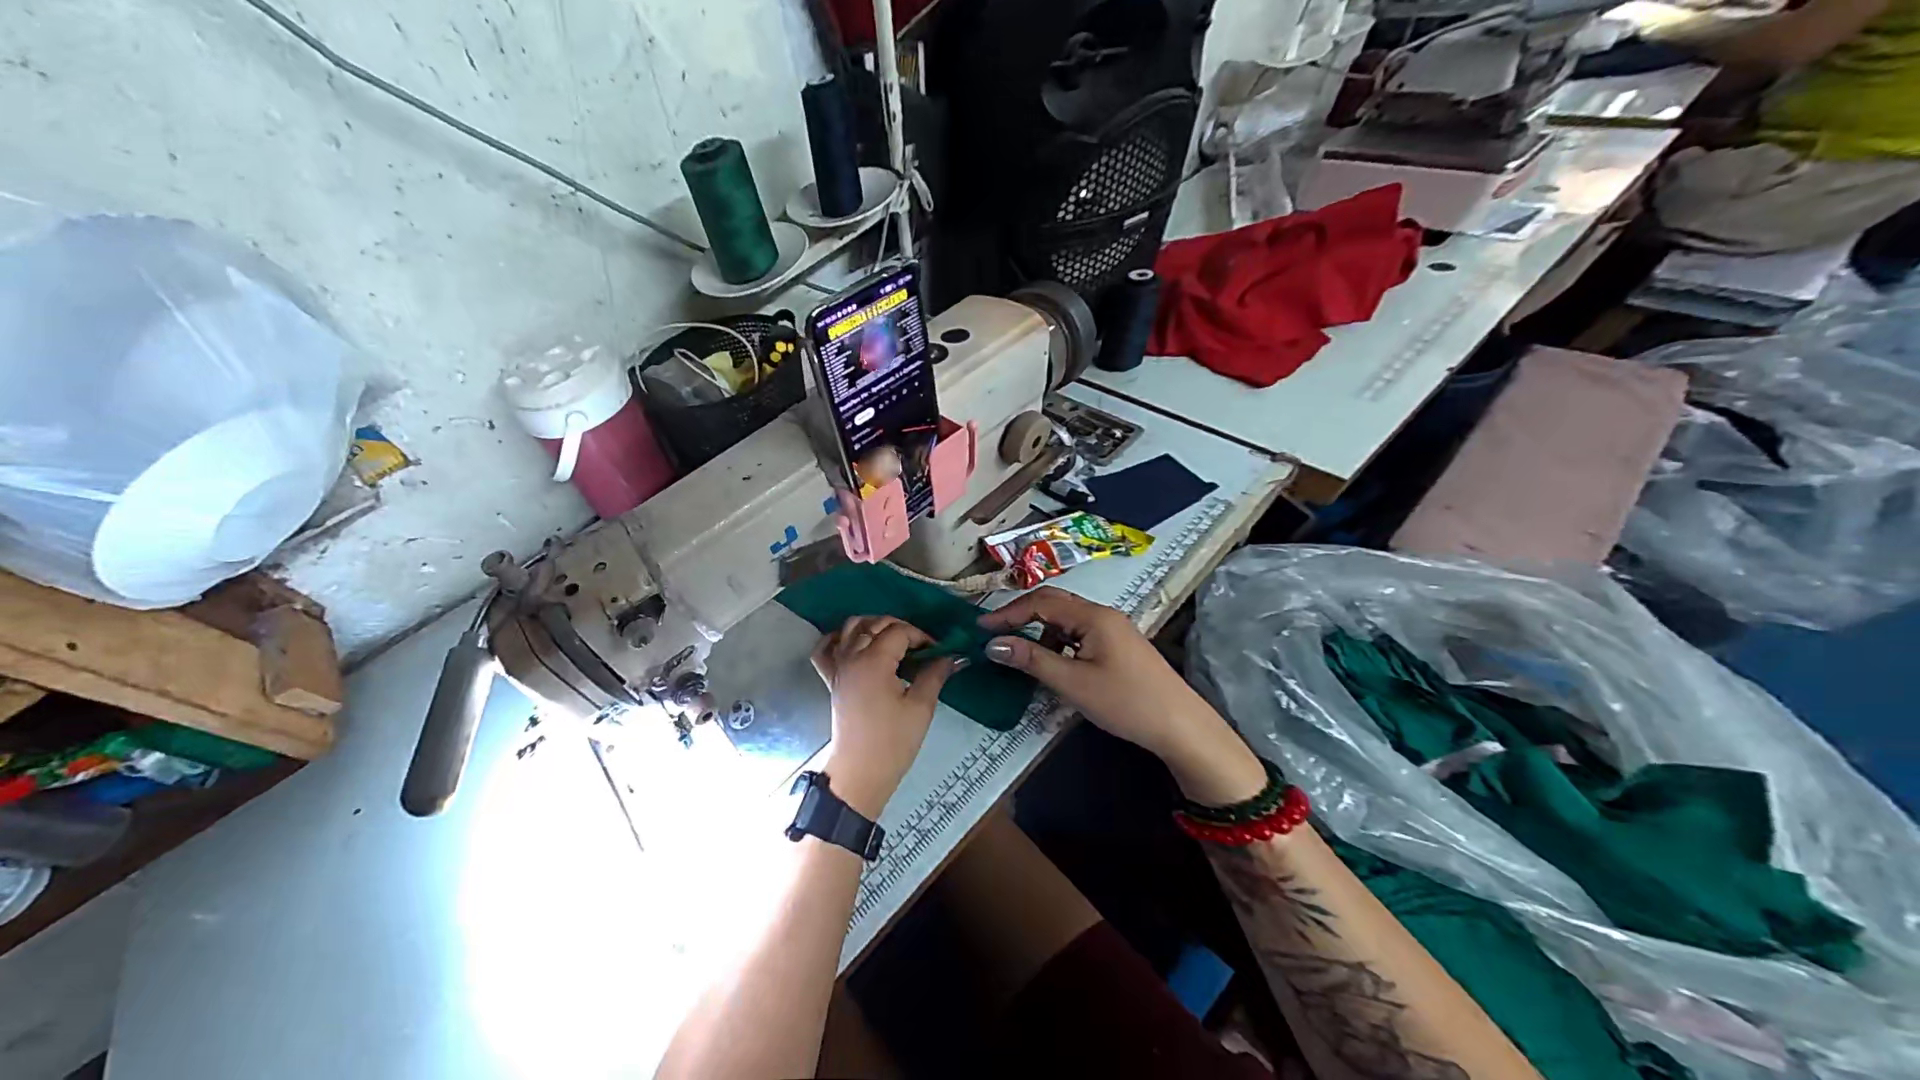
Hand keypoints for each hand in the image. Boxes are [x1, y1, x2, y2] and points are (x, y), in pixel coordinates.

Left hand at [811, 616, 957, 818]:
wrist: (861, 772)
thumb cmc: (893, 742)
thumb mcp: (921, 707)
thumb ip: (934, 674)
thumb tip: (952, 656)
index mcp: (874, 661)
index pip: (899, 631)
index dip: (921, 636)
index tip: (937, 651)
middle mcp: (851, 657)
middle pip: (875, 623)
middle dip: (900, 628)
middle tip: (920, 647)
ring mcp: (838, 667)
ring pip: (850, 627)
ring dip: (873, 626)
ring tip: (893, 642)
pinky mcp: (831, 679)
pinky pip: (826, 648)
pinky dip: (839, 639)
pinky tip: (856, 644)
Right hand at [977, 587, 1265, 806]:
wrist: (1180, 726)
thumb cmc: (1126, 702)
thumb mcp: (1073, 683)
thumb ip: (1032, 659)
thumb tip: (993, 644)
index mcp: (1093, 616)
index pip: (1041, 602)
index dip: (1008, 613)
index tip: (980, 628)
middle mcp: (1103, 614)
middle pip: (1054, 603)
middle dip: (1021, 615)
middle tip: (993, 634)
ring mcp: (1113, 629)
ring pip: (1066, 620)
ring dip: (1040, 630)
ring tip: (1018, 652)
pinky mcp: (1118, 646)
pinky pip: (1079, 634)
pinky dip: (1058, 643)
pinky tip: (1051, 663)